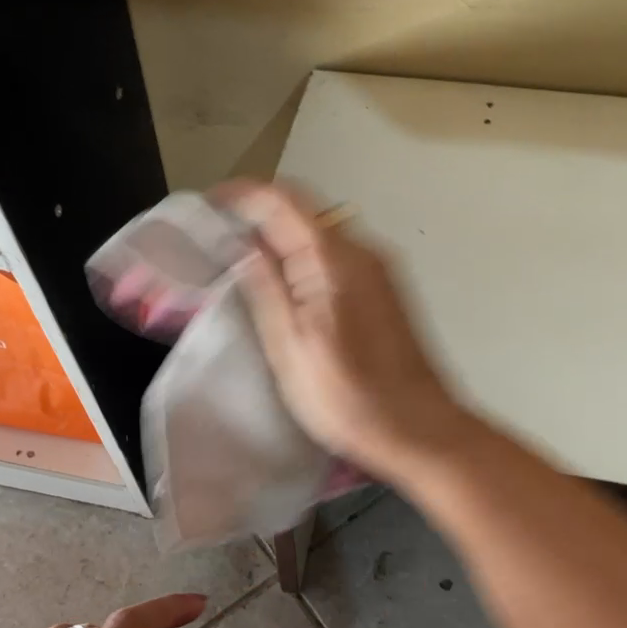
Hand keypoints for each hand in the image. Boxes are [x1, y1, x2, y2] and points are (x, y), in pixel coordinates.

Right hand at [223, 180, 474, 480]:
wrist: (421, 432)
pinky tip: (281, 283)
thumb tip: (239, 240)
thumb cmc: (349, 397)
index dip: (239, 195)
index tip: (204, 208)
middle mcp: (362, 250)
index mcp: (335, 258)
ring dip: (277, 236)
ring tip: (239, 261)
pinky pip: (333, 254)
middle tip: (215, 238)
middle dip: (255, 214)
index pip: (281, 200)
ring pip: (317, 231)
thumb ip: (264, 285)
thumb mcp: (290, 346)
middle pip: (301, 210)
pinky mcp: (383, 289)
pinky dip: (301, 255)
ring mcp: (378, 269)